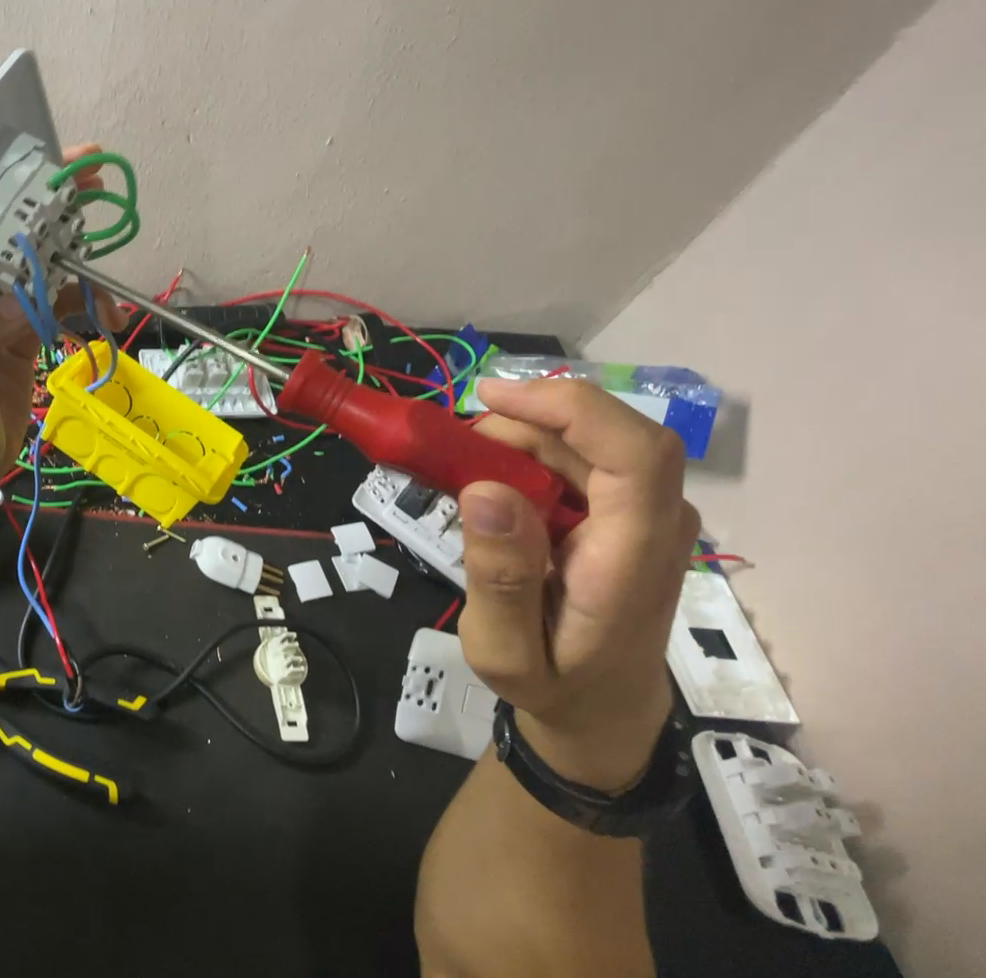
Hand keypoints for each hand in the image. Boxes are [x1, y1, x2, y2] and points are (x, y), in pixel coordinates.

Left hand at [0, 144, 124, 490]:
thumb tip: (18, 296)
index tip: (24, 164)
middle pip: (3, 232)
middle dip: (44, 205)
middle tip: (91, 180)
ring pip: (37, 263)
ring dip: (74, 256)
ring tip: (109, 254)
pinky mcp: (22, 330)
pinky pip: (56, 302)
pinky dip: (84, 303)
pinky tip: (109, 316)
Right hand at [458, 378, 699, 790]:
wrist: (605, 711)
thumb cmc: (554, 686)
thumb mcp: (505, 653)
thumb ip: (499, 578)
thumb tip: (483, 489)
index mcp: (632, 557)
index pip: (634, 452)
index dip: (567, 406)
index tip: (489, 398)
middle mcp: (657, 524)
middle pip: (609, 434)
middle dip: (526, 421)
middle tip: (452, 451)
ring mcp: (650, 517)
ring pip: (594, 441)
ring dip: (524, 438)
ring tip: (462, 470)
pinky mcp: (632, 515)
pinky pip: (587, 460)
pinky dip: (532, 454)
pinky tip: (491, 483)